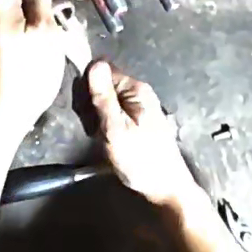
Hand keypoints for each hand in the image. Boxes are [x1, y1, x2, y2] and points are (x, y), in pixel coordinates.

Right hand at [86, 60, 200, 208]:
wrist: (165, 188)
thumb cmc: (140, 159)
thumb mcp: (115, 128)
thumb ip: (104, 97)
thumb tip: (94, 64)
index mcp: (136, 89)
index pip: (101, 71)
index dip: (87, 88)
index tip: (85, 110)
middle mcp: (139, 93)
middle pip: (102, 85)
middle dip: (91, 104)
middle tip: (93, 128)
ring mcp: (139, 107)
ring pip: (105, 101)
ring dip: (96, 117)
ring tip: (99, 136)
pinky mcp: (137, 121)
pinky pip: (112, 113)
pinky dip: (104, 124)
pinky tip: (106, 139)